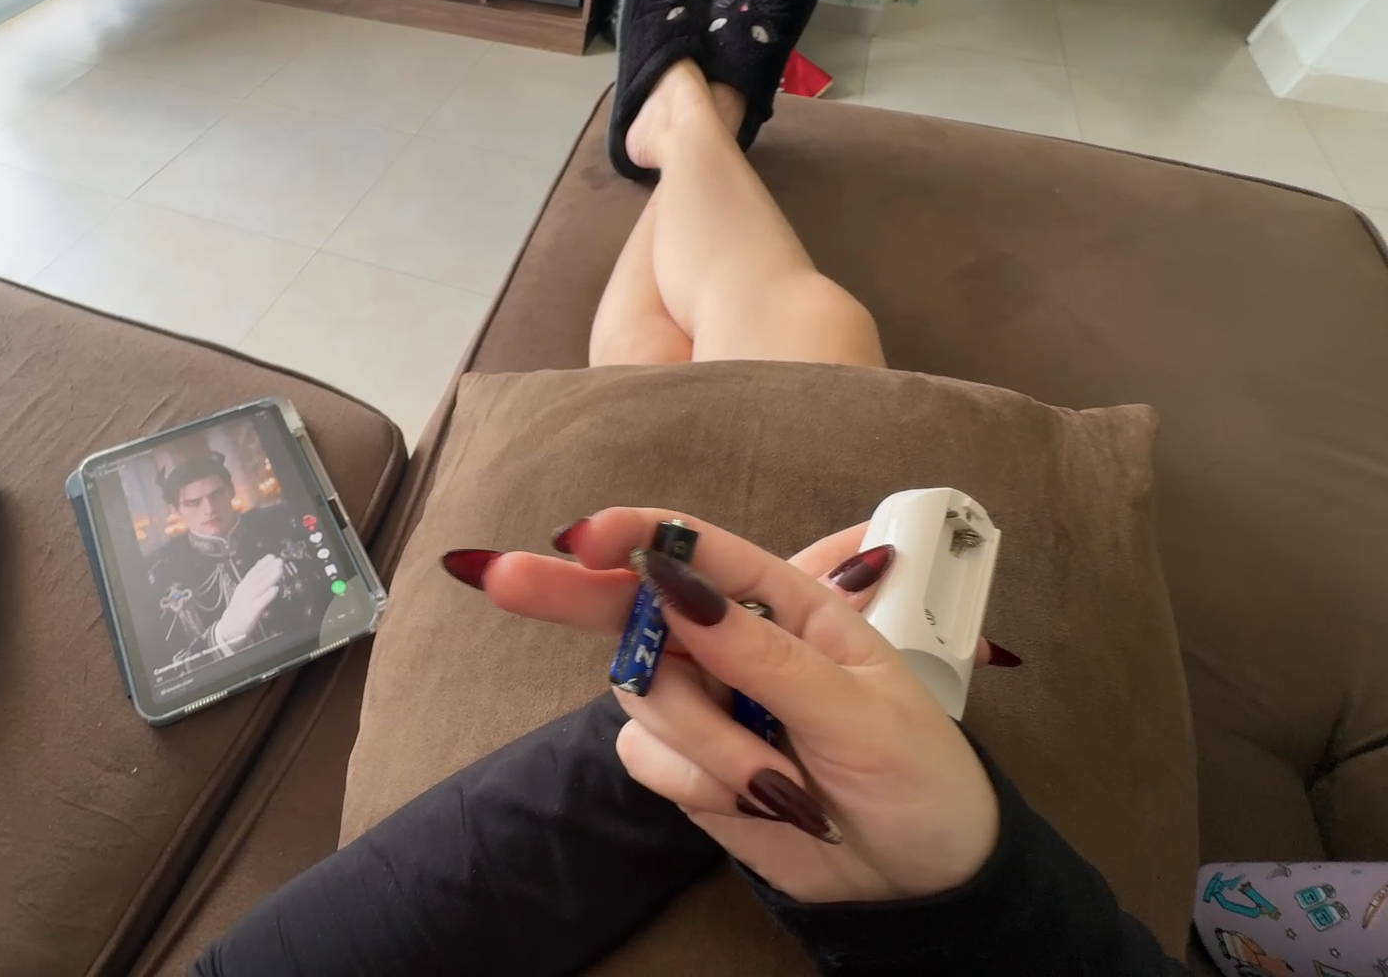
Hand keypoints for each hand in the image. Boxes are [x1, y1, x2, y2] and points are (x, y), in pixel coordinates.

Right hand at [215, 555, 284, 645]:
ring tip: (279, 570)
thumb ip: (254, 584)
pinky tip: (276, 589)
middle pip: (257, 577)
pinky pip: (261, 602)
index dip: (262, 563)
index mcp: (243, 586)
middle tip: (280, 560)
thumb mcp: (244, 594)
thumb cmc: (240, 610)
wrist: (228, 629)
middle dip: (268, 568)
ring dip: (270, 578)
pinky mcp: (251, 612)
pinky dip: (268, 595)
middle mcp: (244, 591)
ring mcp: (247, 601)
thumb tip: (266, 571)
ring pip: (259, 587)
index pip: (253, 572)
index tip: (272, 556)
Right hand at [456, 511, 1002, 904]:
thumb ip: (762, 653)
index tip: (580, 539)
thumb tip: (673, 586)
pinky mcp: (676, 753)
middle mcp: (718, 636)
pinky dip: (692, 779)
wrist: (913, 880)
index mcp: (773, 602)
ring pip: (639, 693)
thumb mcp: (858, 712)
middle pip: (625, 603)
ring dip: (699, 740)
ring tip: (771, 779)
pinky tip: (749, 797)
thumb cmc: (915, 777)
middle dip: (566, 592)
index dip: (631, 535)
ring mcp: (693, 694)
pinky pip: (644, 753)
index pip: (690, 549)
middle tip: (499, 578)